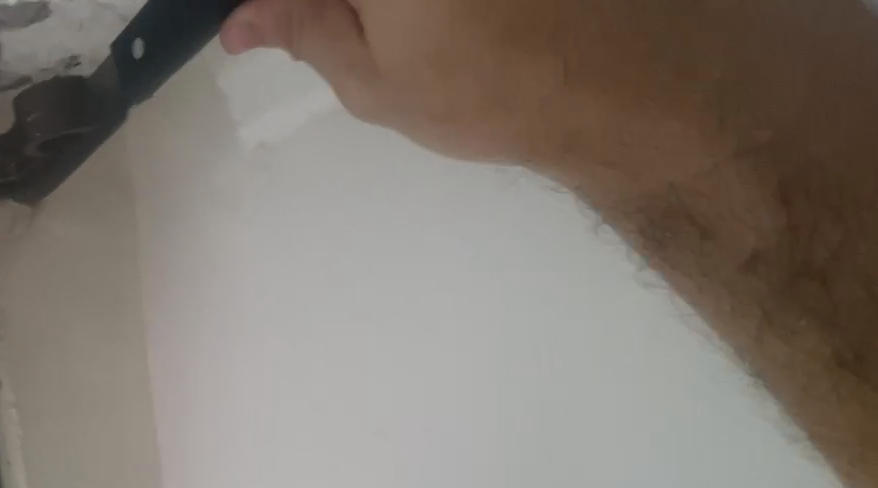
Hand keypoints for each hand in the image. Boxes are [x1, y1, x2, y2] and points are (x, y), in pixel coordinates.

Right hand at [218, 0, 867, 192]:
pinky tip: (458, 24)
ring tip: (410, 34)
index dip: (281, 3)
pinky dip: (421, 8)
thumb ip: (303, 27)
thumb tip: (239, 18)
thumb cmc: (489, 90)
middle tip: (341, 29)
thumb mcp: (373, 79)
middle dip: (348, 8)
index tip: (271, 20)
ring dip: (386, 11)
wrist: (637, 74)